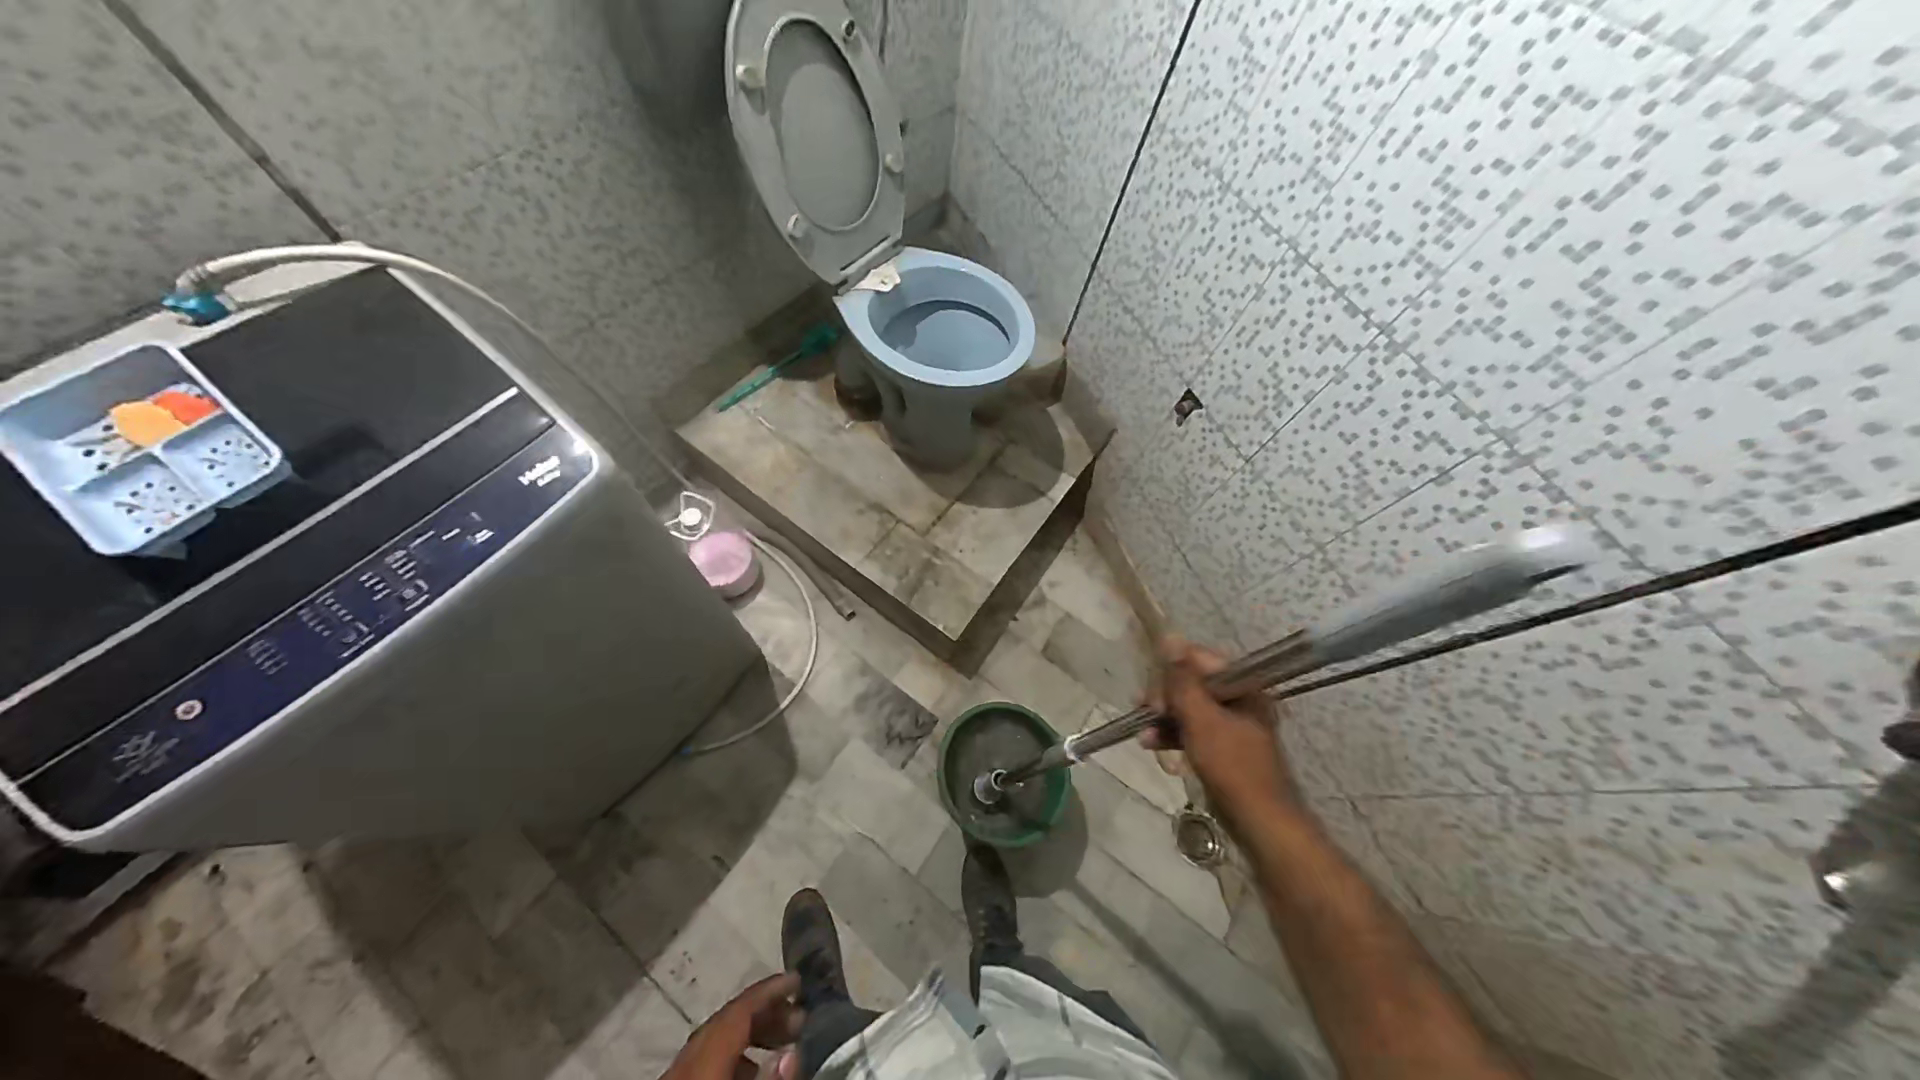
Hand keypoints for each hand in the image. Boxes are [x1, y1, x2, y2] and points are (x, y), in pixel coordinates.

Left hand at [661, 973, 803, 1079]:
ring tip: (782, 1040)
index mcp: (703, 1055)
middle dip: (763, 1010)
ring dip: (749, 1031)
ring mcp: (675, 1071)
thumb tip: (792, 1052)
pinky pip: (704, 1057)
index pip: (737, 1010)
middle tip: (798, 1012)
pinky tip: (752, 1066)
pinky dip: (731, 1051)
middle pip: (726, 1020)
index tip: (796, 977)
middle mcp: (685, 1057)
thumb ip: (768, 1078)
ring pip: (714, 1038)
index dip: (769, 989)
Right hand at [1143, 637, 1295, 819]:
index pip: (1198, 660)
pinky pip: (1191, 729)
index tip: (1155, 697)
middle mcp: (1239, 698)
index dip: (1172, 673)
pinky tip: (1151, 744)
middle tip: (1150, 715)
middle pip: (1190, 683)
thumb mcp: (1202, 720)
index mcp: (1242, 686)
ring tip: (1144, 734)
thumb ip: (1182, 680)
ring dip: (1163, 718)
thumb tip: (1169, 636)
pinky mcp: (1221, 745)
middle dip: (1165, 698)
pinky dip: (1171, 734)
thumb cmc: (1232, 766)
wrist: (1259, 821)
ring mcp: (1230, 723)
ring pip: (1187, 707)